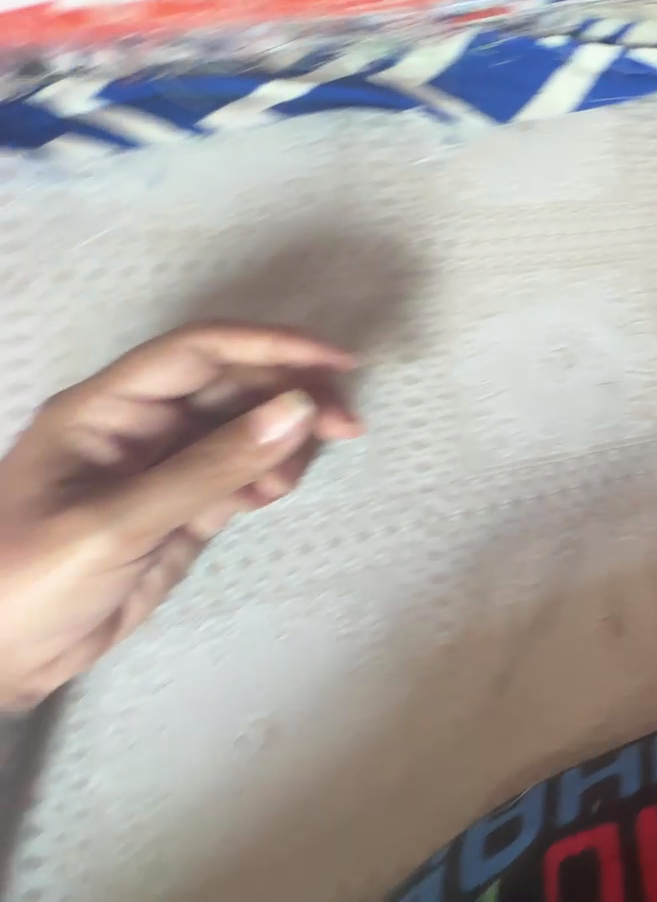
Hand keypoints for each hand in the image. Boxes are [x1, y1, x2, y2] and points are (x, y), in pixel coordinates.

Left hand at [0, 323, 362, 708]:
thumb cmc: (24, 585)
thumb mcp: (118, 524)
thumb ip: (214, 465)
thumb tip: (302, 409)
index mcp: (105, 412)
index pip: (200, 352)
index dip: (272, 346)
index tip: (341, 363)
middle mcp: (142, 425)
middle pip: (240, 382)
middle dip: (299, 396)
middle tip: (348, 428)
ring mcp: (168, 462)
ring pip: (256, 422)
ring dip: (290, 441)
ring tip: (285, 483)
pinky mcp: (192, 498)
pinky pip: (254, 465)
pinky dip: (276, 474)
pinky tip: (266, 500)